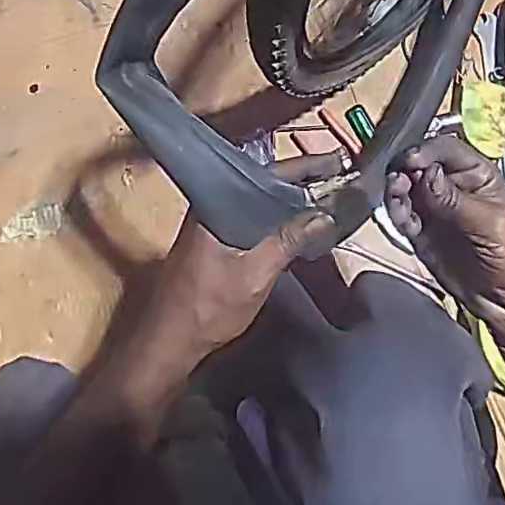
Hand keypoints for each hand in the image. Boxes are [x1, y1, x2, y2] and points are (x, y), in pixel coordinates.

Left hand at [131, 150, 342, 371]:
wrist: (167, 343)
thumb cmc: (206, 309)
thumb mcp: (255, 275)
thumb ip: (289, 241)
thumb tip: (325, 216)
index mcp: (219, 202)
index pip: (269, 172)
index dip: (304, 167)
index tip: (334, 161)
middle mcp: (214, 203)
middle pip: (265, 180)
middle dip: (301, 177)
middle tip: (337, 171)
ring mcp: (214, 219)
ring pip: (260, 197)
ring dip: (290, 195)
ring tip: (326, 191)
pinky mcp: (217, 237)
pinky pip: (253, 214)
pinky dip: (276, 213)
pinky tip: (299, 219)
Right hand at [384, 135, 504, 347]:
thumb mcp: (493, 225)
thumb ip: (455, 201)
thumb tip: (426, 173)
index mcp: (476, 174)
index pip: (446, 149)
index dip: (427, 150)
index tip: (411, 161)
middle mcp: (452, 186)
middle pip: (420, 165)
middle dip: (406, 167)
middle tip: (398, 179)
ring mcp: (436, 211)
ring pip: (407, 189)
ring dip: (397, 188)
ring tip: (396, 193)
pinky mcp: (424, 235)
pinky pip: (404, 217)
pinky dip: (397, 213)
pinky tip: (400, 216)